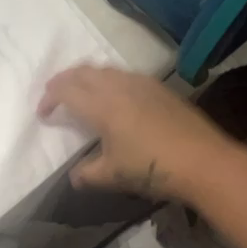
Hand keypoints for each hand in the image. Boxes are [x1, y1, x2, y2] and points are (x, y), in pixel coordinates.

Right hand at [39, 65, 238, 201]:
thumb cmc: (152, 168)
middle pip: (83, 72)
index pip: (65, 91)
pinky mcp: (160, 89)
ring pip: (106, 70)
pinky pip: (125, 75)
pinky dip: (110, 81)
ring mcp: (142, 84)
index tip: (43, 114)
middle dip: (64, 80)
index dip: (49, 99)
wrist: (204, 161)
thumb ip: (87, 174)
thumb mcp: (113, 176)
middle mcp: (119, 86)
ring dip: (88, 78)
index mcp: (101, 105)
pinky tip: (116, 98)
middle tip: (55, 94)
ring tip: (82, 93)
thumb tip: (74, 177)